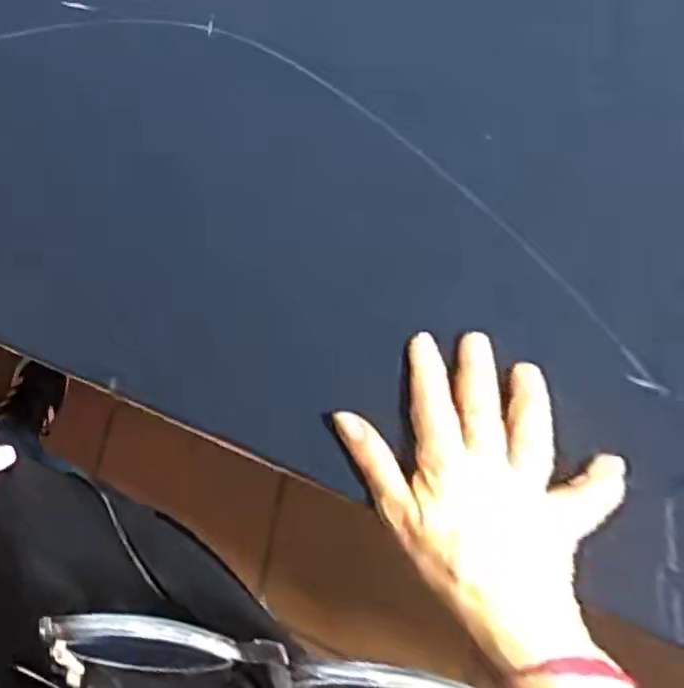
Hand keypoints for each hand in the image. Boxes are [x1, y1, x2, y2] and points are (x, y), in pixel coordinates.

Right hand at [334, 333, 624, 676]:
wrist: (512, 615)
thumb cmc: (442, 559)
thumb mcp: (392, 508)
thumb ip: (372, 460)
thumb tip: (346, 417)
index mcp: (446, 465)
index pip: (432, 407)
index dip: (427, 373)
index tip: (425, 343)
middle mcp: (490, 470)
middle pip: (483, 413)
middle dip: (477, 374)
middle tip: (476, 342)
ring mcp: (530, 493)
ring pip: (532, 439)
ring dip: (530, 404)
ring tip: (527, 373)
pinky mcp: (561, 521)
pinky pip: (586, 497)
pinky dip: (601, 478)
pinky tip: (610, 460)